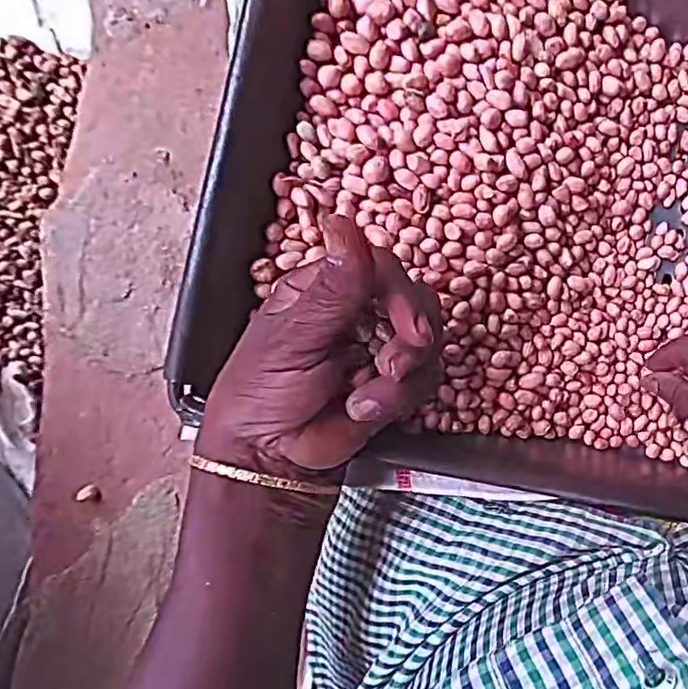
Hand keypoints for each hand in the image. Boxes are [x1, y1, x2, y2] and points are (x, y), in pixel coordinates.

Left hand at [199, 215, 442, 476]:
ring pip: (428, 340)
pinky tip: (365, 410)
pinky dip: (400, 398)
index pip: (380, 267)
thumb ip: (330, 292)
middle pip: (415, 300)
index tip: (406, 322)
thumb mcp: (290, 340)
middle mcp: (359, 313)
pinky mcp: (396, 383)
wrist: (270, 460)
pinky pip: (426, 378)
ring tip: (366, 398)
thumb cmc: (260, 396)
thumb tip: (345, 228)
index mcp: (326, 289)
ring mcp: (381, 347)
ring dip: (405, 373)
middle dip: (413, 335)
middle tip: (394, 365)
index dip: (400, 292)